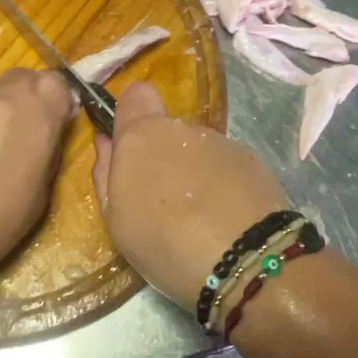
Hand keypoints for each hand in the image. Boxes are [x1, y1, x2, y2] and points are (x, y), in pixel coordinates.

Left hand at [0, 69, 72, 269]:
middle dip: (22, 99)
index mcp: (37, 114)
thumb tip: (47, 132)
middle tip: (12, 133)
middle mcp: (2, 94)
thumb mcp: (41, 192)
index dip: (54, 99)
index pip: (57, 82)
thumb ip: (48, 149)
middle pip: (21, 79)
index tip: (49, 120)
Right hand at [90, 82, 289, 311]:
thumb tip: (105, 141)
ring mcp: (220, 142)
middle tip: (162, 200)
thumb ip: (105, 173)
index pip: (134, 95)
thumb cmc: (164, 242)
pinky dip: (221, 185)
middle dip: (162, 154)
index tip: (129, 148)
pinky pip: (225, 166)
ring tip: (198, 217)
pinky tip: (224, 219)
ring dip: (192, 172)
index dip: (131, 115)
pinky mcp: (252, 161)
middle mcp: (181, 128)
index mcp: (141, 135)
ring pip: (196, 149)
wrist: (245, 262)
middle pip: (166, 129)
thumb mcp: (115, 219)